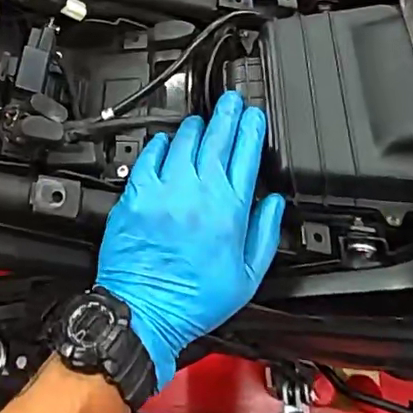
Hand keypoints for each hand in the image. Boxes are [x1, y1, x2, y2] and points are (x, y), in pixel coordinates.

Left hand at [95, 90, 285, 388]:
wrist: (143, 313)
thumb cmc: (192, 300)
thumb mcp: (247, 277)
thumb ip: (265, 233)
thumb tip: (274, 203)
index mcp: (229, 211)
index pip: (246, 155)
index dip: (252, 129)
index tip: (255, 116)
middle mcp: (199, 194)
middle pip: (218, 138)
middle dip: (228, 113)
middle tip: (232, 100)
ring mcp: (167, 191)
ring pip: (185, 140)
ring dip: (197, 125)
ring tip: (203, 120)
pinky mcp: (138, 194)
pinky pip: (150, 155)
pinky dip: (161, 143)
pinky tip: (167, 140)